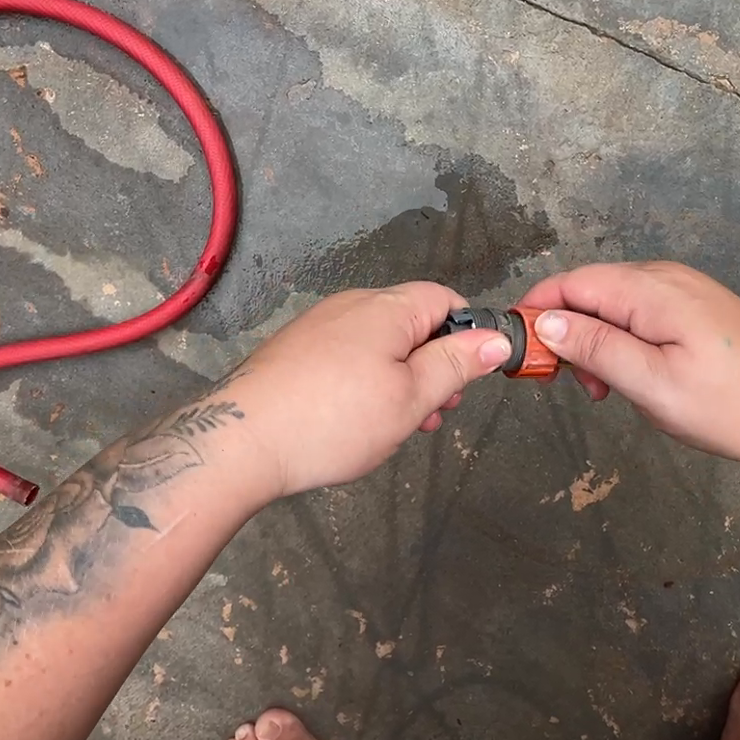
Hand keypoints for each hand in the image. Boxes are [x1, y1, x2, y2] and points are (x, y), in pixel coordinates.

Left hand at [225, 283, 513, 498]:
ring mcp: (319, 325)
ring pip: (380, 342)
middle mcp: (351, 303)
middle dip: (434, 363)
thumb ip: (456, 364)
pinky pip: (349, 353)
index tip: (469, 377)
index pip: (445, 298)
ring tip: (402, 426)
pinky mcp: (296, 348)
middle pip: (412, 320)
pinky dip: (368, 379)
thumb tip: (498, 337)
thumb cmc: (336, 420)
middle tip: (438, 413)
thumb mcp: (410, 397)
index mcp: (386, 307)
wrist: (240, 441)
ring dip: (403, 377)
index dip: (467, 333)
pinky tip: (359, 420)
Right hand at [517, 262, 739, 467]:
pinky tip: (636, 374)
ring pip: (613, 302)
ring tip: (608, 389)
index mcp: (651, 290)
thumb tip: (545, 321)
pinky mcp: (699, 307)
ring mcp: (686, 289)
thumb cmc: (733, 407)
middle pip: (590, 289)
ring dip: (595, 340)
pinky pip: (640, 311)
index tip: (522, 352)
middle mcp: (665, 277)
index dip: (536, 310)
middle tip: (577, 386)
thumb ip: (596, 348)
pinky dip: (622, 340)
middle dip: (567, 332)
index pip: (571, 282)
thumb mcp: (654, 385)